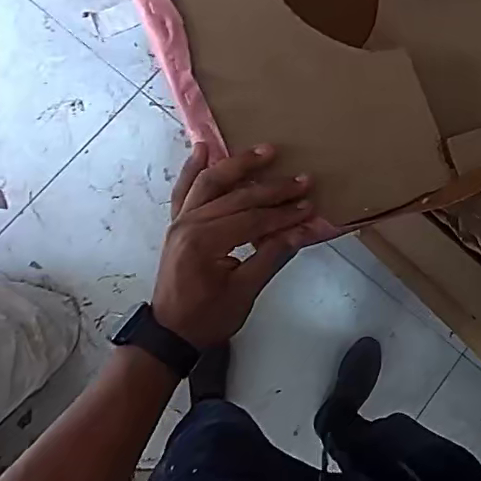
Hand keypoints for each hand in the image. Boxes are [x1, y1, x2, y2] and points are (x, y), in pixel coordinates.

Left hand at [151, 142, 315, 346]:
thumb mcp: (246, 290)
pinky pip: (185, 189)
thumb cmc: (208, 317)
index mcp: (204, 242)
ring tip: (265, 150)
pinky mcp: (177, 223)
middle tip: (303, 179)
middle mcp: (188, 224)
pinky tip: (204, 147)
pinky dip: (193, 168)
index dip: (285, 213)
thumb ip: (273, 255)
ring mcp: (180, 221)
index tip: (310, 206)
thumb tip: (304, 231)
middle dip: (273, 188)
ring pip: (210, 183)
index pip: (253, 219)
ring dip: (239, 164)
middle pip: (237, 197)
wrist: (170, 332)